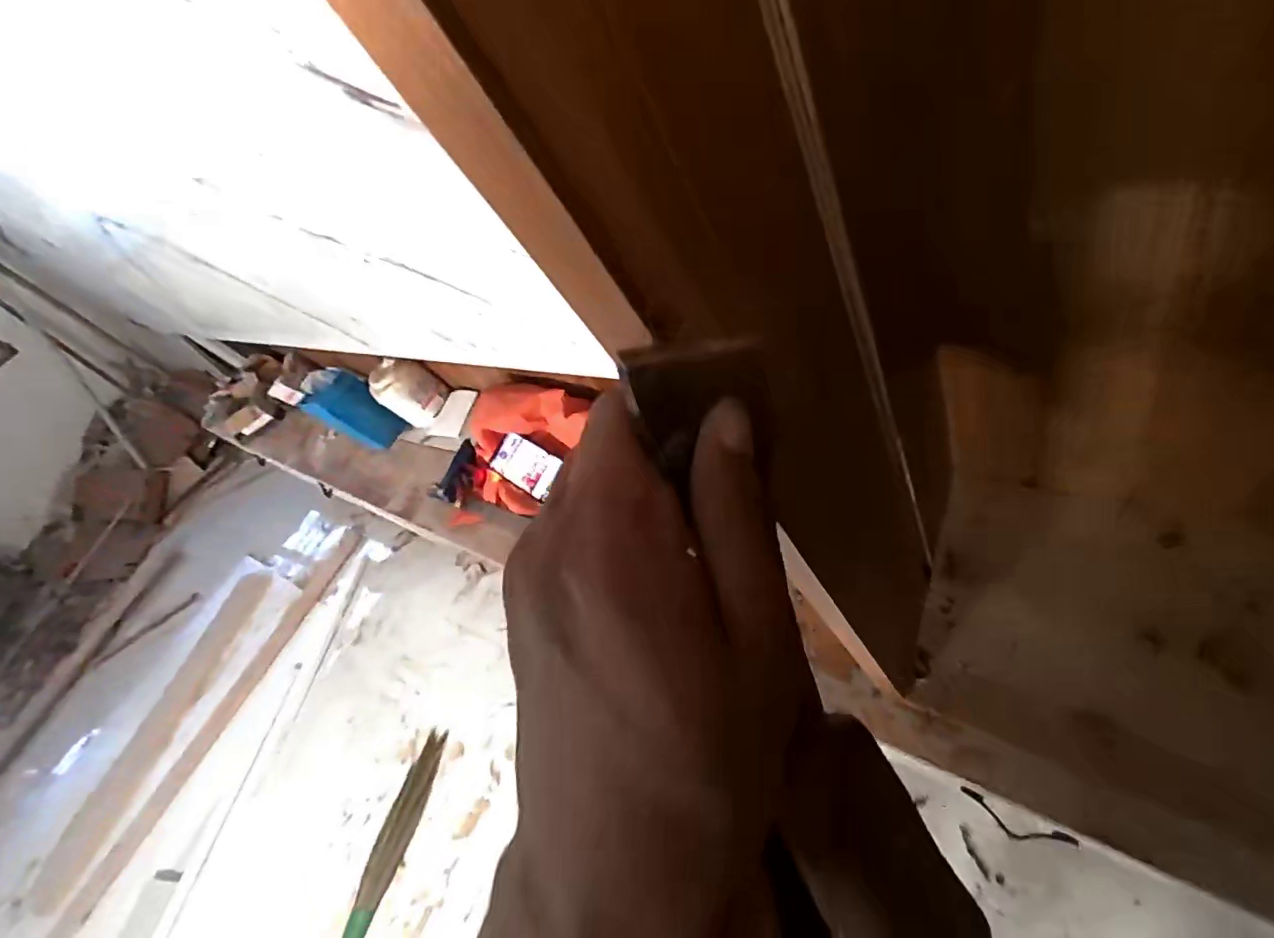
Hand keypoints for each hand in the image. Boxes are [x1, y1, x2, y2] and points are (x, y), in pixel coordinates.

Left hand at [483, 390, 809, 935]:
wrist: (614, 868)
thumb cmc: (708, 755)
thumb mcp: (755, 631)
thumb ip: (737, 510)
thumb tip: (729, 415)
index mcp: (607, 534)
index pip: (621, 412)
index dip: (673, 404)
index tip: (726, 426)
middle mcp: (547, 536)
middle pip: (604, 448)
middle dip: (664, 455)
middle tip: (727, 503)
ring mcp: (522, 570)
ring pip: (587, 487)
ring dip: (640, 497)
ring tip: (696, 557)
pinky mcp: (518, 601)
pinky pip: (568, 530)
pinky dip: (612, 531)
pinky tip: (652, 591)